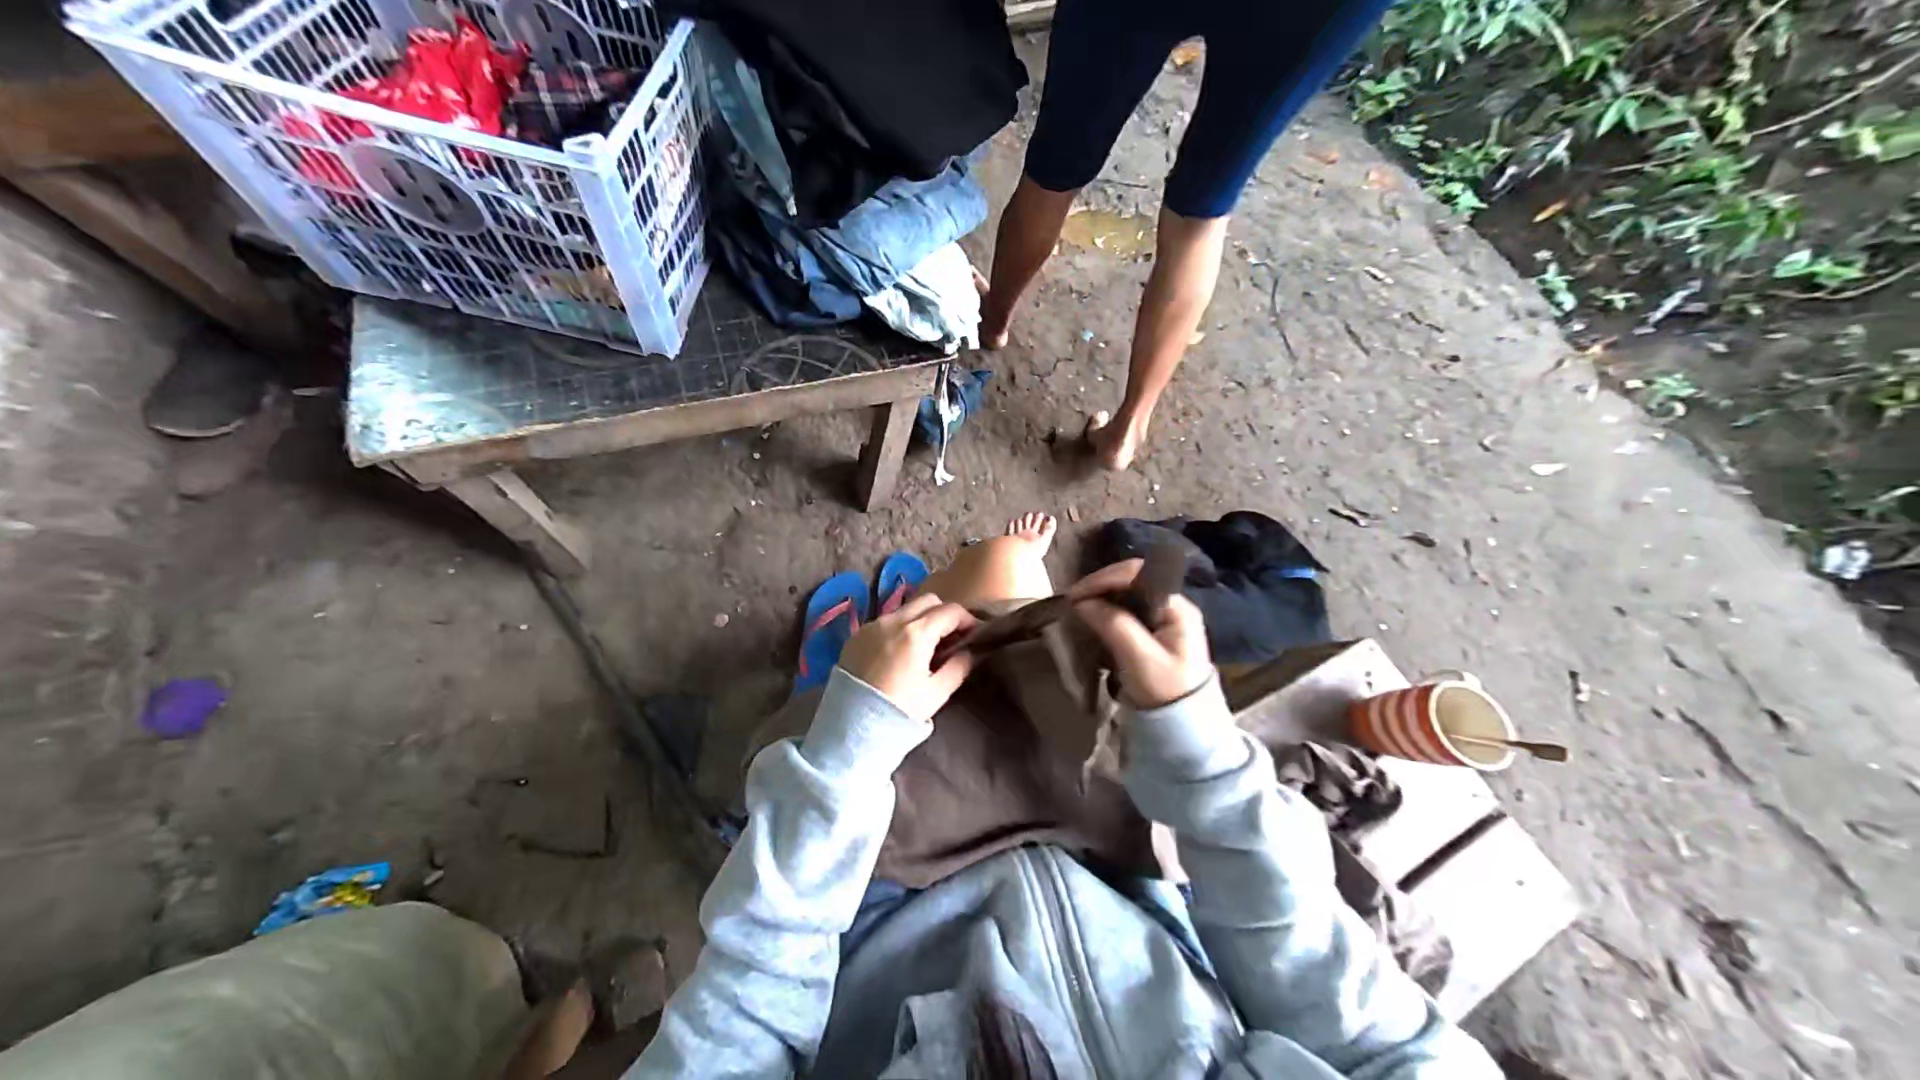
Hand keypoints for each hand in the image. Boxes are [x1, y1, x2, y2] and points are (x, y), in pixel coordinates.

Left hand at [838, 593, 979, 720]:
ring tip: (925, 645)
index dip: (968, 619)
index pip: (951, 611)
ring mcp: (872, 625)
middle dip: (944, 613)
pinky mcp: (857, 635)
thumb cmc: (900, 710)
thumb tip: (970, 652)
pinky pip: (885, 622)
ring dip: (921, 619)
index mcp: (916, 632)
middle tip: (952, 637)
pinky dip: (900, 628)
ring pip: (905, 609)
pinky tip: (901, 651)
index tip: (974, 634)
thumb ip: (959, 667)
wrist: (851, 726)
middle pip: (928, 601)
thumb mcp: (937, 693)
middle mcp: (893, 620)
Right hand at [1069, 560, 1212, 707]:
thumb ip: (1114, 625)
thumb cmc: (1165, 692)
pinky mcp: (1154, 632)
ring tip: (1079, 608)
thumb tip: (1083, 602)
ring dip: (1102, 598)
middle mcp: (1172, 606)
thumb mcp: (1139, 659)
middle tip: (1073, 600)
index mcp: (1177, 608)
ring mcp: (1164, 619)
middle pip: (1132, 581)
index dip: (1105, 578)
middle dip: (1101, 587)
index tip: (1077, 594)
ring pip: (1128, 595)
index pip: (1139, 575)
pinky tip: (1093, 619)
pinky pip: (1128, 610)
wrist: (1184, 729)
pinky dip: (1108, 611)